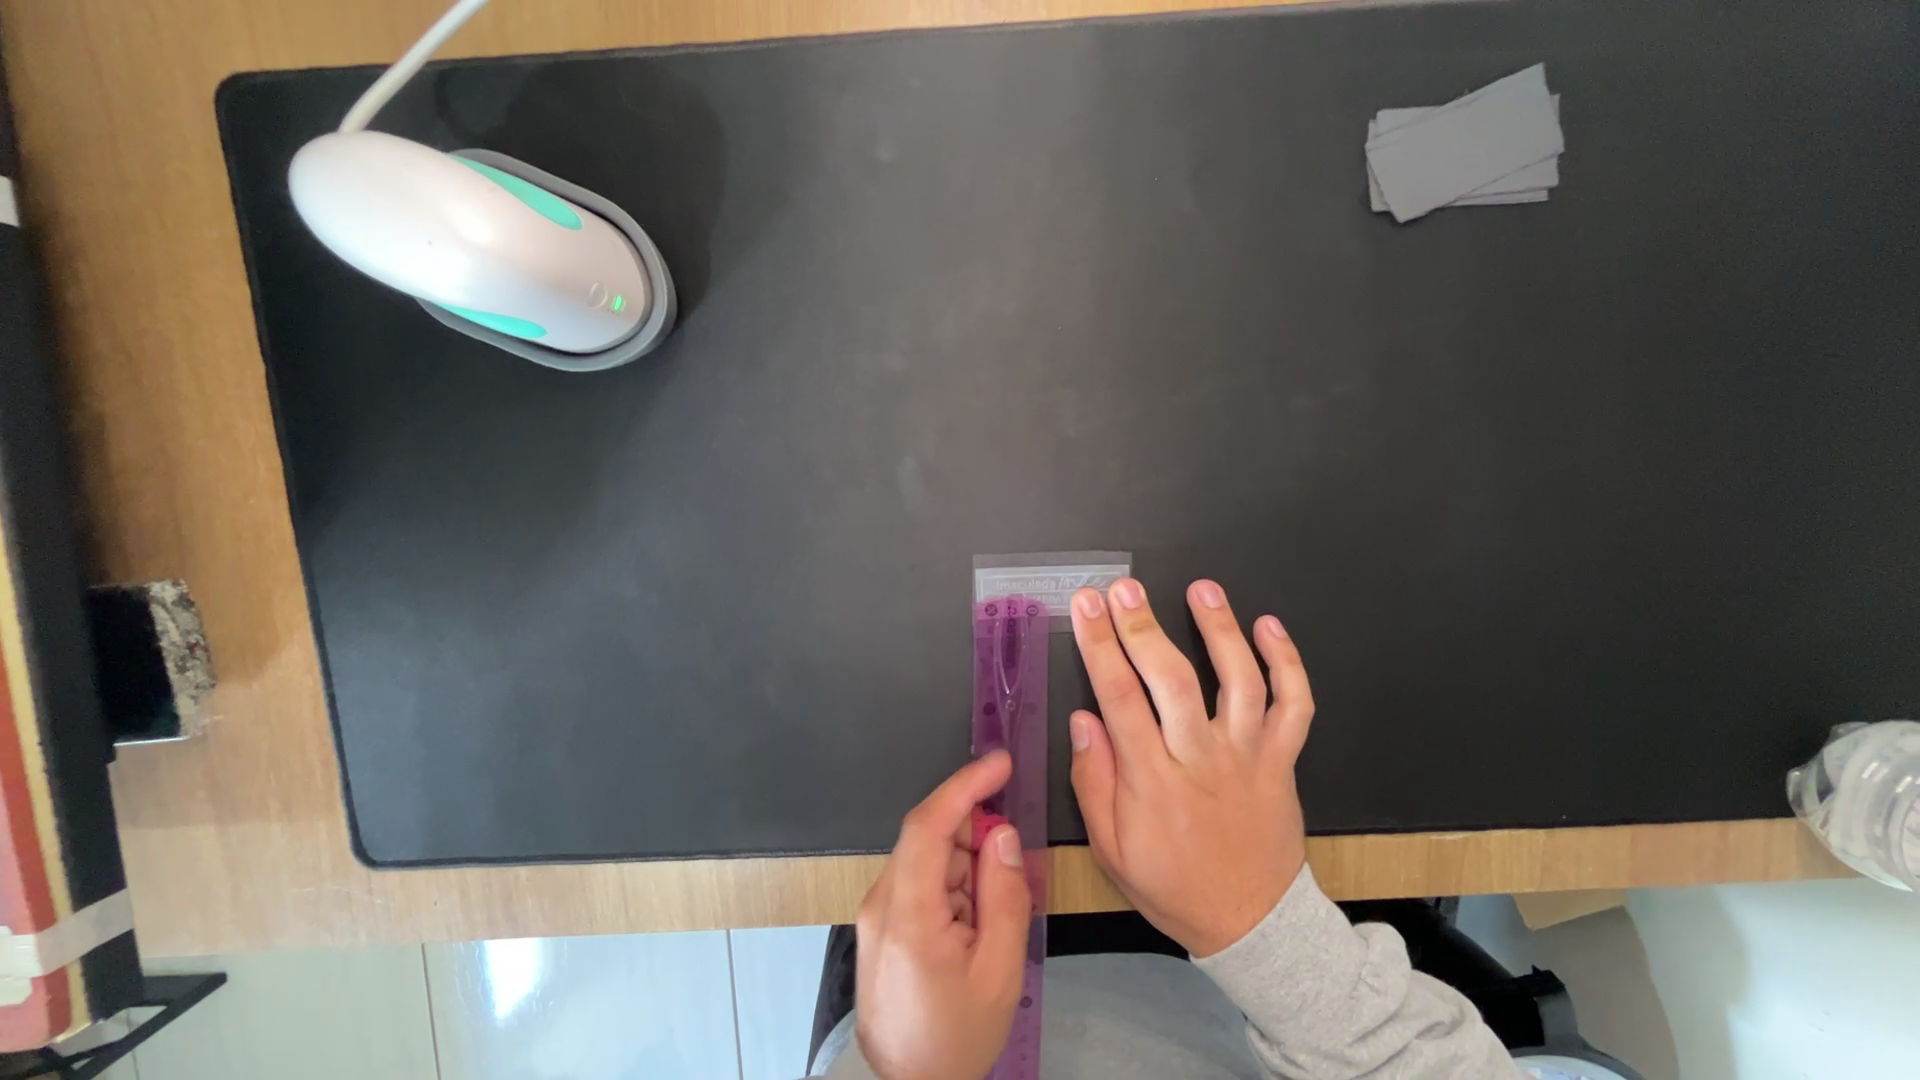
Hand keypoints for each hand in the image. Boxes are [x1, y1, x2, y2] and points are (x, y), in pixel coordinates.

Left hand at [854, 750, 1032, 1079]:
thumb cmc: (955, 1037)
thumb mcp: (999, 971)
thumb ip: (1005, 895)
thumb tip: (1003, 835)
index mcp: (908, 913)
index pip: (929, 825)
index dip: (964, 785)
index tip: (999, 763)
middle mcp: (881, 902)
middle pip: (930, 840)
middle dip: (975, 838)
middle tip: (1011, 868)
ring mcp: (876, 913)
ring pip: (927, 860)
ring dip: (966, 868)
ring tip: (992, 918)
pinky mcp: (880, 924)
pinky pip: (919, 882)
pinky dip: (953, 886)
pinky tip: (973, 922)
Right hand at [1068, 578, 1313, 957]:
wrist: (1252, 923)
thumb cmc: (1172, 884)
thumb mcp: (1111, 848)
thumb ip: (1094, 781)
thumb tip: (1083, 720)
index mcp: (1153, 781)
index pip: (1119, 697)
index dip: (1100, 645)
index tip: (1087, 607)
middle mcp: (1202, 759)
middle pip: (1171, 679)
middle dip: (1143, 626)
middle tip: (1124, 588)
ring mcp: (1248, 755)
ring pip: (1239, 680)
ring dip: (1220, 628)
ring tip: (1202, 588)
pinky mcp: (1281, 759)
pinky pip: (1294, 704)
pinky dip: (1287, 662)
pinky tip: (1269, 626)